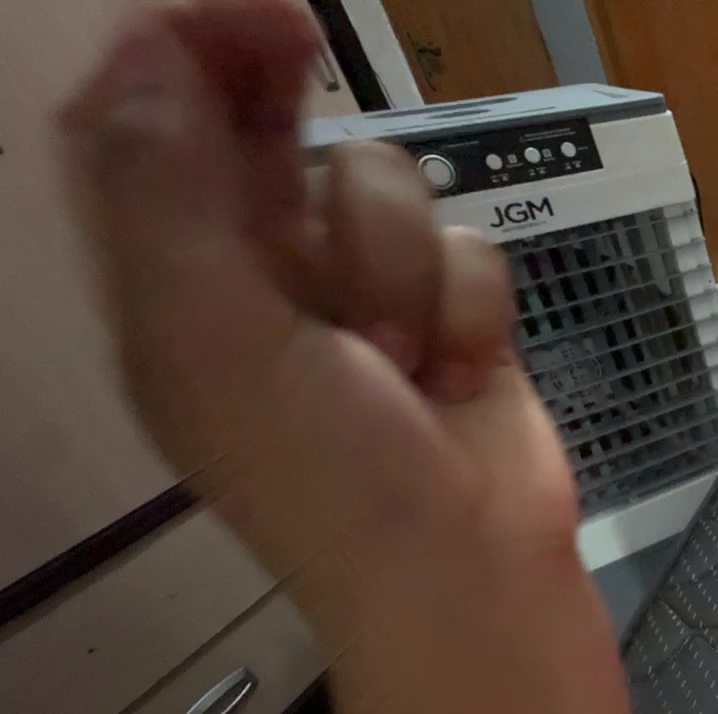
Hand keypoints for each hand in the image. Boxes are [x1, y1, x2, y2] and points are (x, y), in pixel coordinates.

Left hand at [59, 0, 578, 634]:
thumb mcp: (211, 337)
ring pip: (402, 197)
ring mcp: (384, 300)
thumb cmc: (330, 470)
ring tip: (407, 359)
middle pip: (284, 142)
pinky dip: (473, 312)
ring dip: (405, 271)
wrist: (466, 558)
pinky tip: (464, 372)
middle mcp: (278, 276)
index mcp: (180, 279)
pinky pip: (477, 258)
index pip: (155, 129)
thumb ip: (164, 189)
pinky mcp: (467, 322)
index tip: (256, 13)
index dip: (187, 55)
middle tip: (304, 50)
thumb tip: (144, 53)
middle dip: (305, 134)